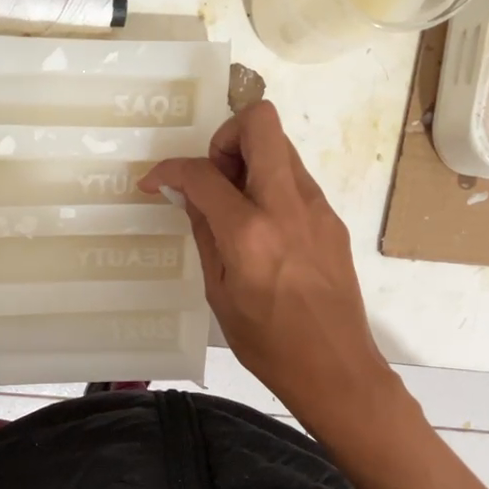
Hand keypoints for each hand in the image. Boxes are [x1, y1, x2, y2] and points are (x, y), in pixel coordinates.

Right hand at [140, 101, 392, 426]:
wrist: (333, 365)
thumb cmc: (267, 342)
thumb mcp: (220, 293)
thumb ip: (205, 234)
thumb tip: (189, 195)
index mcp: (249, 233)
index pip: (204, 174)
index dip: (170, 170)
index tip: (155, 182)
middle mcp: (287, 206)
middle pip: (260, 123)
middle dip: (225, 137)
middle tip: (212, 177)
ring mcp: (316, 208)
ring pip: (281, 147)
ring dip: (249, 160)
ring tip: (232, 207)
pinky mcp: (331, 219)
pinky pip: (294, 179)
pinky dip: (269, 186)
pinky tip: (258, 229)